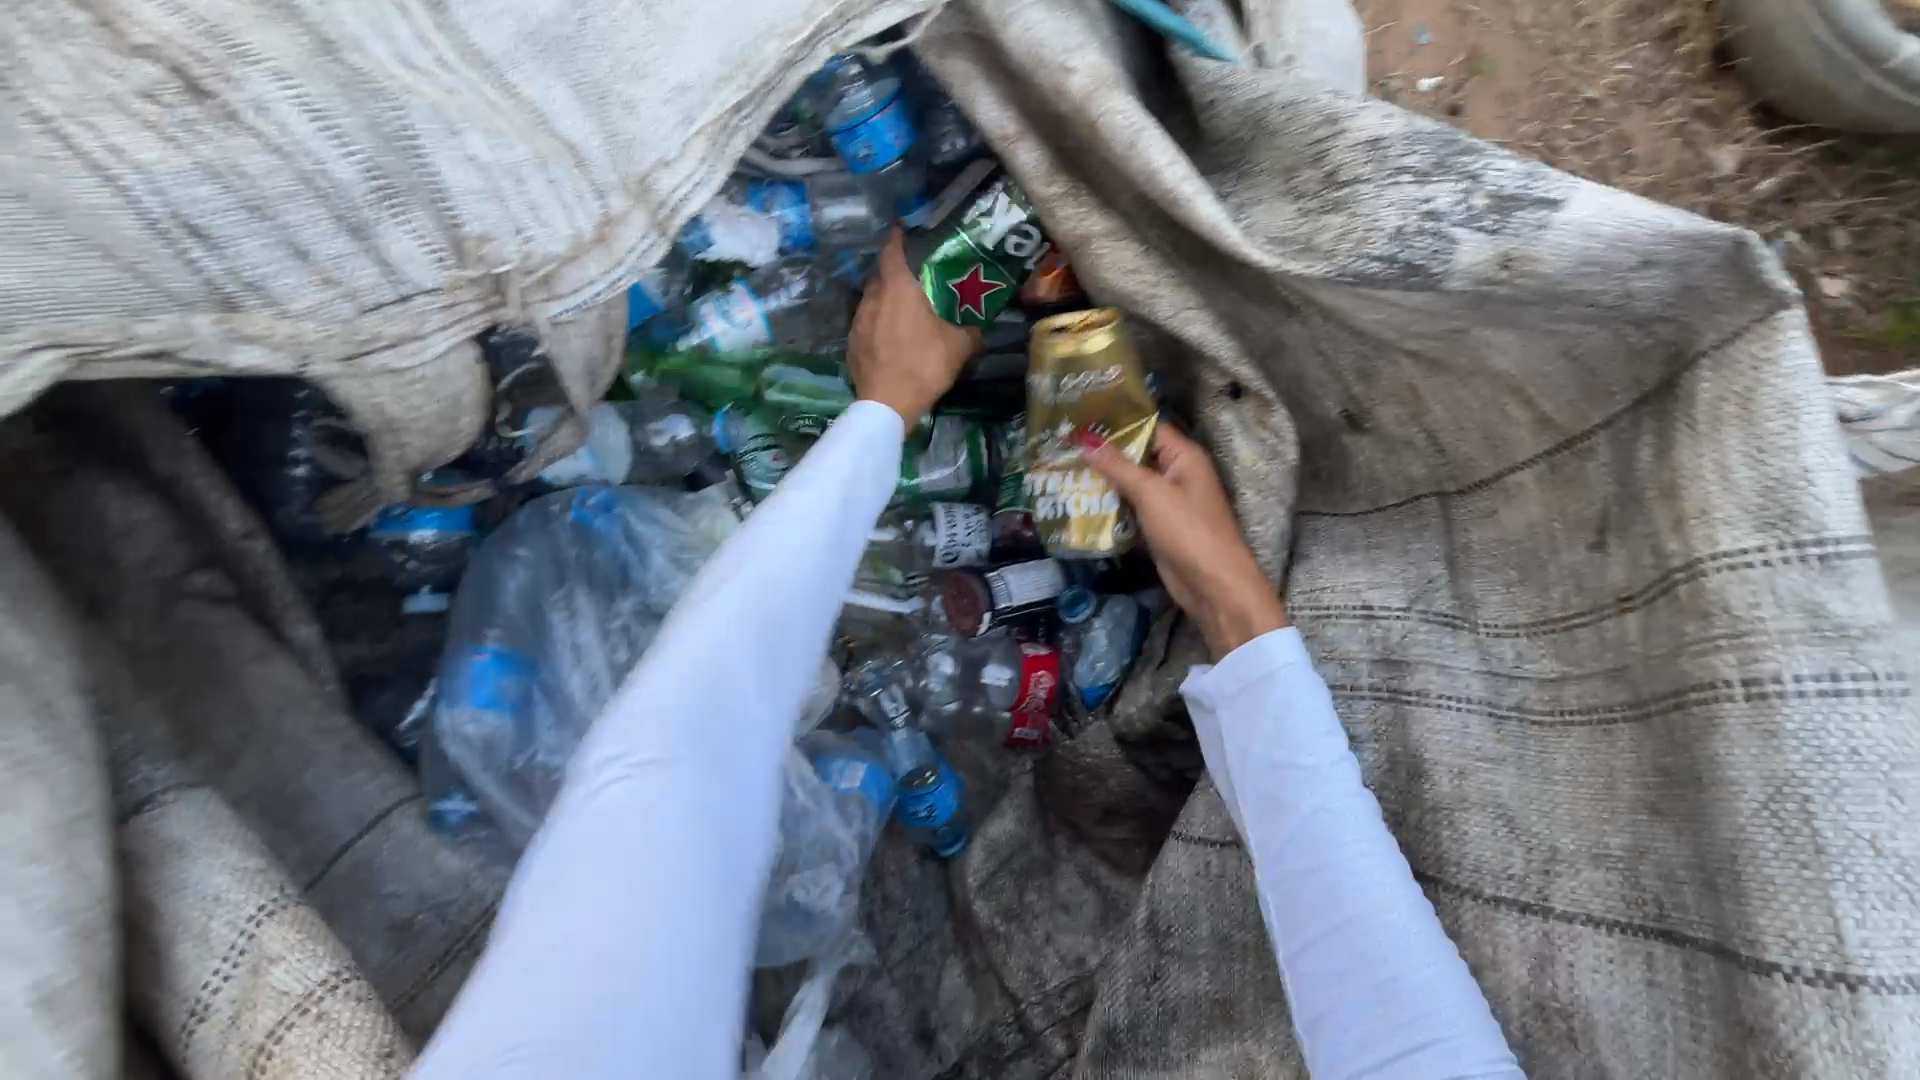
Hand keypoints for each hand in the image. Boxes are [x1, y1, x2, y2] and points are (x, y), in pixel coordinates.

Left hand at [848, 228, 980, 424]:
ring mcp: (857, 323)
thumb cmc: (924, 364)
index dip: (896, 240)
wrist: (889, 403)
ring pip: (869, 303)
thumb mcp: (958, 347)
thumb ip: (969, 333)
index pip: (891, 253)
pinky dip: (876, 327)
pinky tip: (887, 340)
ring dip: (882, 303)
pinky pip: (865, 327)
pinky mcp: (851, 346)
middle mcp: (872, 299)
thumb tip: (977, 331)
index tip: (900, 232)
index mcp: (897, 289)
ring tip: (898, 311)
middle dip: (890, 274)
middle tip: (906, 278)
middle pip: (878, 277)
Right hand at [1080, 424, 1287, 659]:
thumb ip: (1117, 466)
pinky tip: (1081, 501)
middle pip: (1137, 456)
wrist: (1212, 584)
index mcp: (1184, 457)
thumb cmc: (1187, 530)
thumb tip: (1085, 440)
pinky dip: (1111, 505)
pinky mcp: (1159, 527)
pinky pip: (1132, 508)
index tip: (1081, 420)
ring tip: (1066, 470)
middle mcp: (1177, 474)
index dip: (1117, 423)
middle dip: (1105, 454)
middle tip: (1065, 446)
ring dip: (1104, 481)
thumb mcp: (1151, 492)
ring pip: (1132, 484)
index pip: (1148, 428)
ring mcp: (1168, 502)